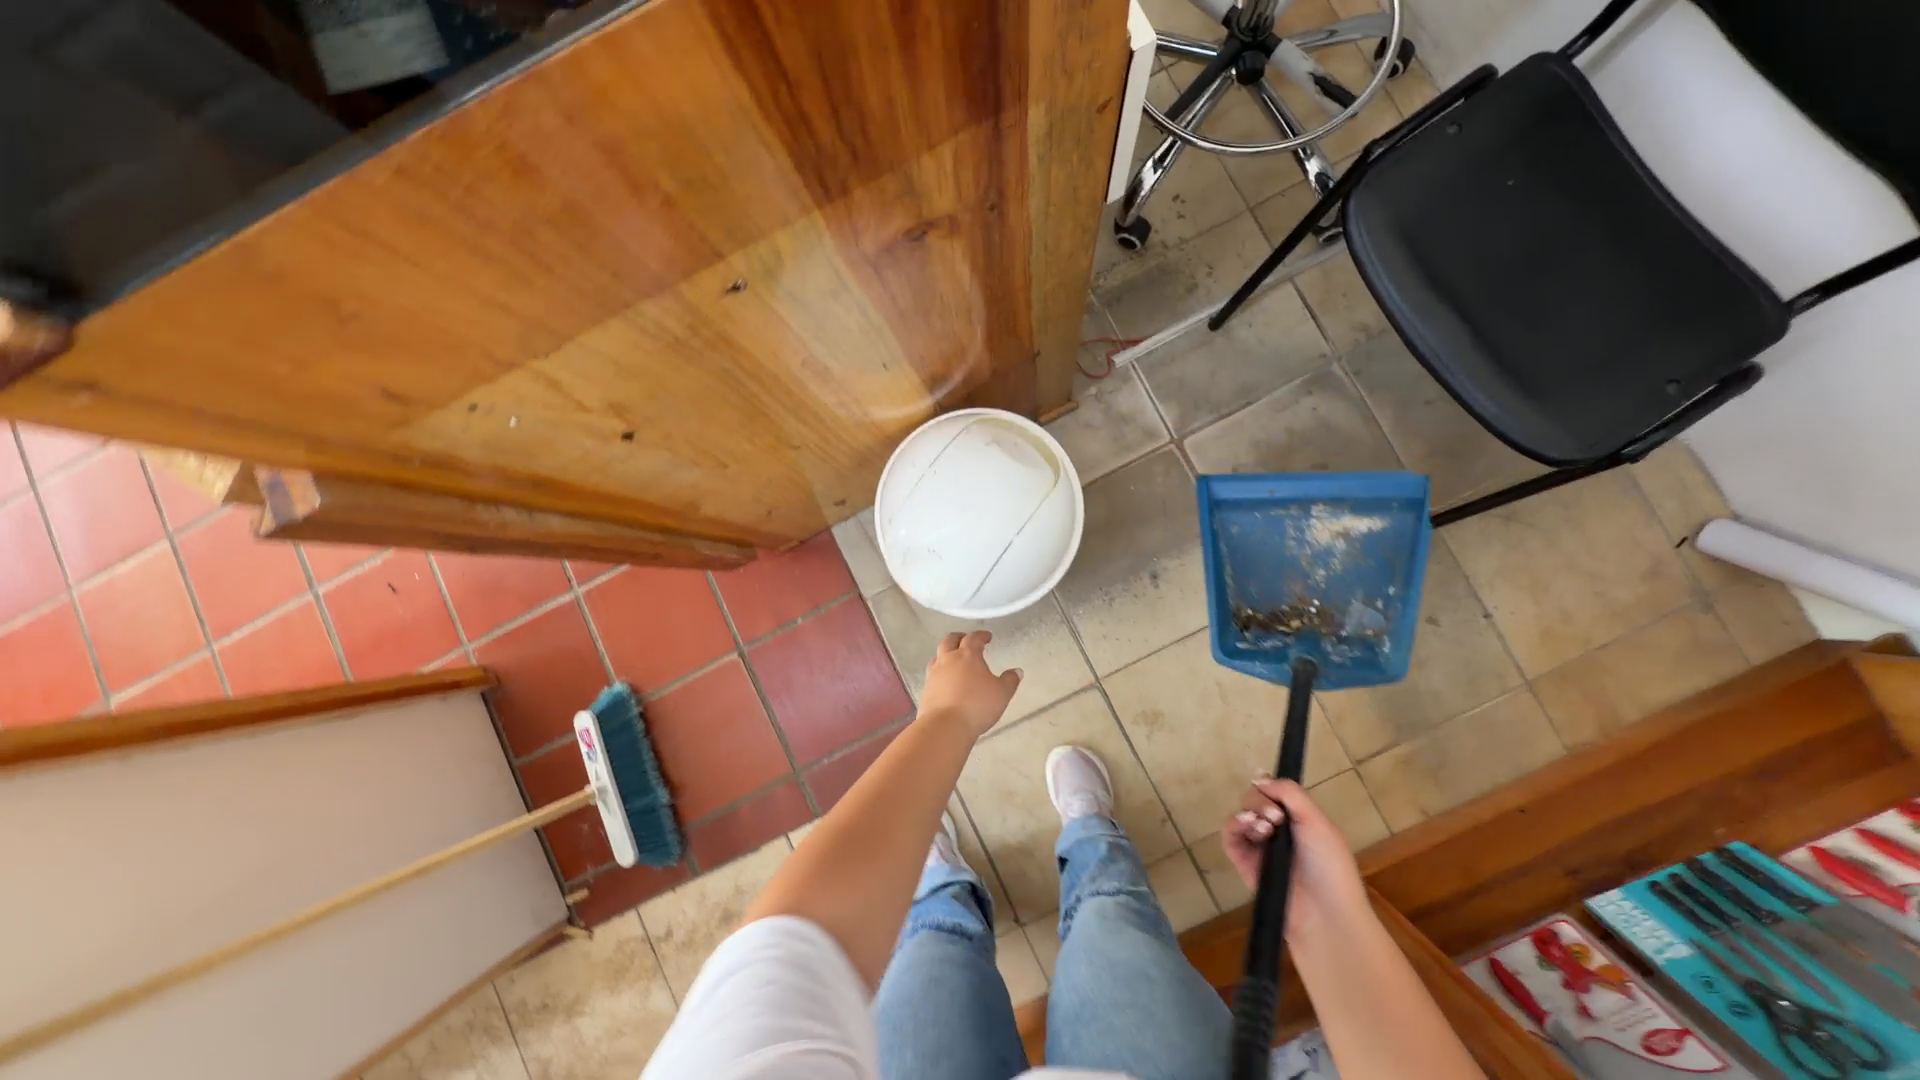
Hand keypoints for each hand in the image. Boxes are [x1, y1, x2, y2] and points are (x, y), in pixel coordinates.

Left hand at [919, 631, 1021, 736]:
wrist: (945, 726)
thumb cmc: (977, 705)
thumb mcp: (1002, 693)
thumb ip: (1010, 681)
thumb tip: (1017, 671)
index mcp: (967, 655)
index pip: (974, 638)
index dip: (981, 635)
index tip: (987, 636)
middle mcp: (948, 660)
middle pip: (950, 640)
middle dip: (959, 637)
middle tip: (966, 640)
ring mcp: (934, 674)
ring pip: (938, 656)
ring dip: (946, 653)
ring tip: (954, 659)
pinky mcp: (926, 689)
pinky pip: (933, 674)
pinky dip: (940, 672)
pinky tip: (946, 680)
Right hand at [1221, 778, 1366, 938]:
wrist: (1323, 911)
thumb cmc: (1329, 866)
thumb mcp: (1318, 822)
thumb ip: (1290, 794)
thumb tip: (1260, 776)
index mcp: (1299, 819)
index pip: (1274, 792)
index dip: (1267, 784)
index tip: (1265, 781)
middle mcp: (1278, 830)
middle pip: (1255, 799)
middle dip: (1260, 801)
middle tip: (1275, 817)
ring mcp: (1260, 846)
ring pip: (1241, 814)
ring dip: (1249, 812)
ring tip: (1265, 827)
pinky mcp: (1244, 862)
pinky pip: (1230, 835)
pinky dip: (1233, 825)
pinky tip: (1247, 826)